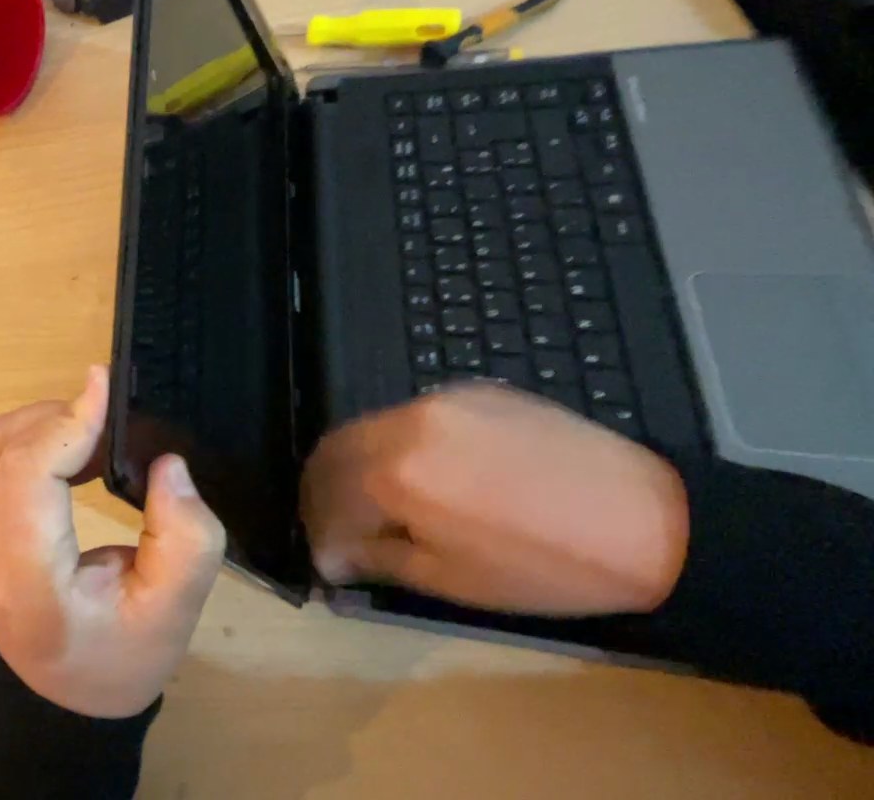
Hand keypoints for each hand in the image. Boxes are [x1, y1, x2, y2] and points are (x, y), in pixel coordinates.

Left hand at [0, 366, 226, 717]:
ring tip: (93, 436)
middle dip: (58, 417)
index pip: (28, 472)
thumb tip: (168, 465)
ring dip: (40, 424)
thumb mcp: (172, 616)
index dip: (67, 421)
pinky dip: (27, 440)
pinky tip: (70, 455)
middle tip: (111, 418)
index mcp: (23, 576)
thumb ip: (184, 542)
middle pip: (1, 446)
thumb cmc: (117, 658)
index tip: (105, 385)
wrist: (59, 698)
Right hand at [302, 383, 688, 614]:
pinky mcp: (471, 391)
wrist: (653, 523)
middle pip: (332, 451)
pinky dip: (395, 446)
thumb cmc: (550, 568)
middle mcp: (404, 426)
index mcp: (396, 476)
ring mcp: (437, 402)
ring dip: (354, 465)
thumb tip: (335, 554)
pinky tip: (422, 474)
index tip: (326, 562)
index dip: (319, 536)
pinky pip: (409, 417)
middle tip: (331, 527)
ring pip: (366, 428)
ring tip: (373, 501)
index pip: (328, 500)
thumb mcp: (453, 581)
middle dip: (321, 491)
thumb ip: (379, 558)